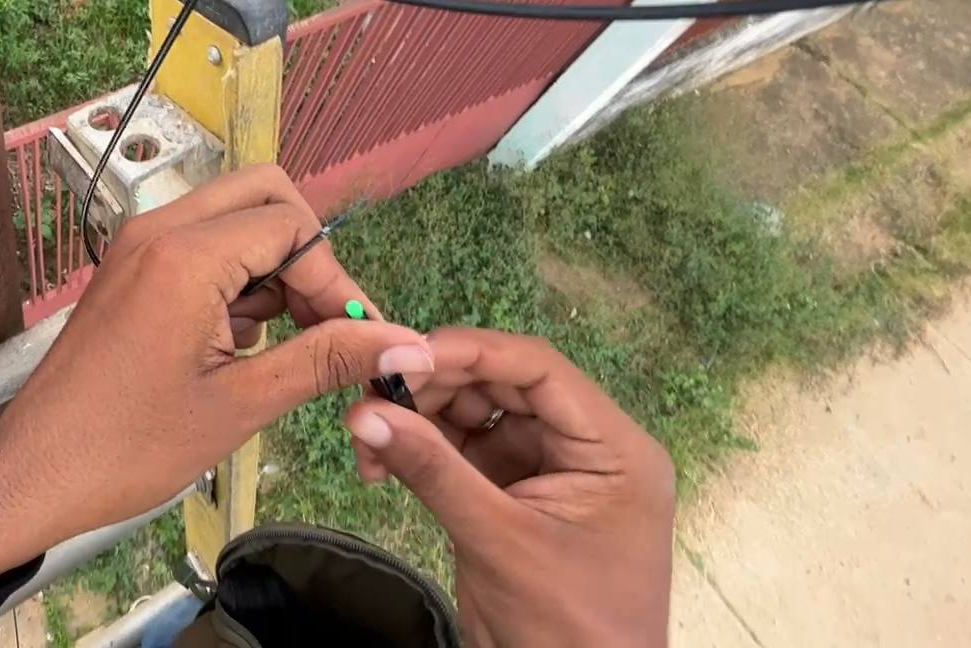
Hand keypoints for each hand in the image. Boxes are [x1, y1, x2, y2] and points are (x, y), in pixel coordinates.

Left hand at [0, 165, 434, 590]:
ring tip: (276, 343)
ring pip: (232, 214)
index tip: (355, 337)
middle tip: (318, 321)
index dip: (335, 280)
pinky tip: (234, 339)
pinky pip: (201, 239)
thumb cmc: (131, 446)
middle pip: (263, 193)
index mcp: (185, 255)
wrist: (36, 470)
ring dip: (270, 264)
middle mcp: (160, 227)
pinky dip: (235, 273)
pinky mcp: (131, 262)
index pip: (292, 227)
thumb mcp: (239, 404)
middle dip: (305, 252)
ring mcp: (139, 240)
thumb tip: (405, 341)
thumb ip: (324, 359)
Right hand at [343, 329, 674, 646]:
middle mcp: (580, 442)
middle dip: (431, 385)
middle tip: (371, 397)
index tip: (399, 356)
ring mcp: (542, 460)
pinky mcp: (508, 481)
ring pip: (470, 405)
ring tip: (367, 436)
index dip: (466, 351)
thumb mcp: (498, 542)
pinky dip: (417, 444)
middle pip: (497, 380)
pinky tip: (378, 461)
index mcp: (611, 448)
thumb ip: (431, 468)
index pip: (536, 368)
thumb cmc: (565, 630)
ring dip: (416, 414)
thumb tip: (360, 410)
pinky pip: (456, 440)